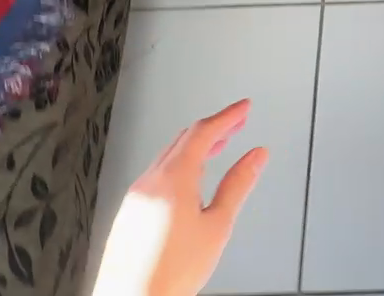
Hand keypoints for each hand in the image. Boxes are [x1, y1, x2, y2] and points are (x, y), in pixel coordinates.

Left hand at [94, 101, 266, 295]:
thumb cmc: (169, 276)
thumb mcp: (217, 226)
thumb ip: (238, 184)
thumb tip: (256, 156)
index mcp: (174, 178)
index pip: (204, 131)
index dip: (227, 116)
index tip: (243, 108)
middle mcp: (150, 182)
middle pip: (184, 139)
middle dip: (213, 127)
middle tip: (235, 122)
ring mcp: (134, 198)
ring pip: (168, 156)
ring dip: (196, 145)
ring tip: (217, 147)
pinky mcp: (128, 215)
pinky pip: (156, 174)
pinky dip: (179, 164)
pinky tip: (189, 179)